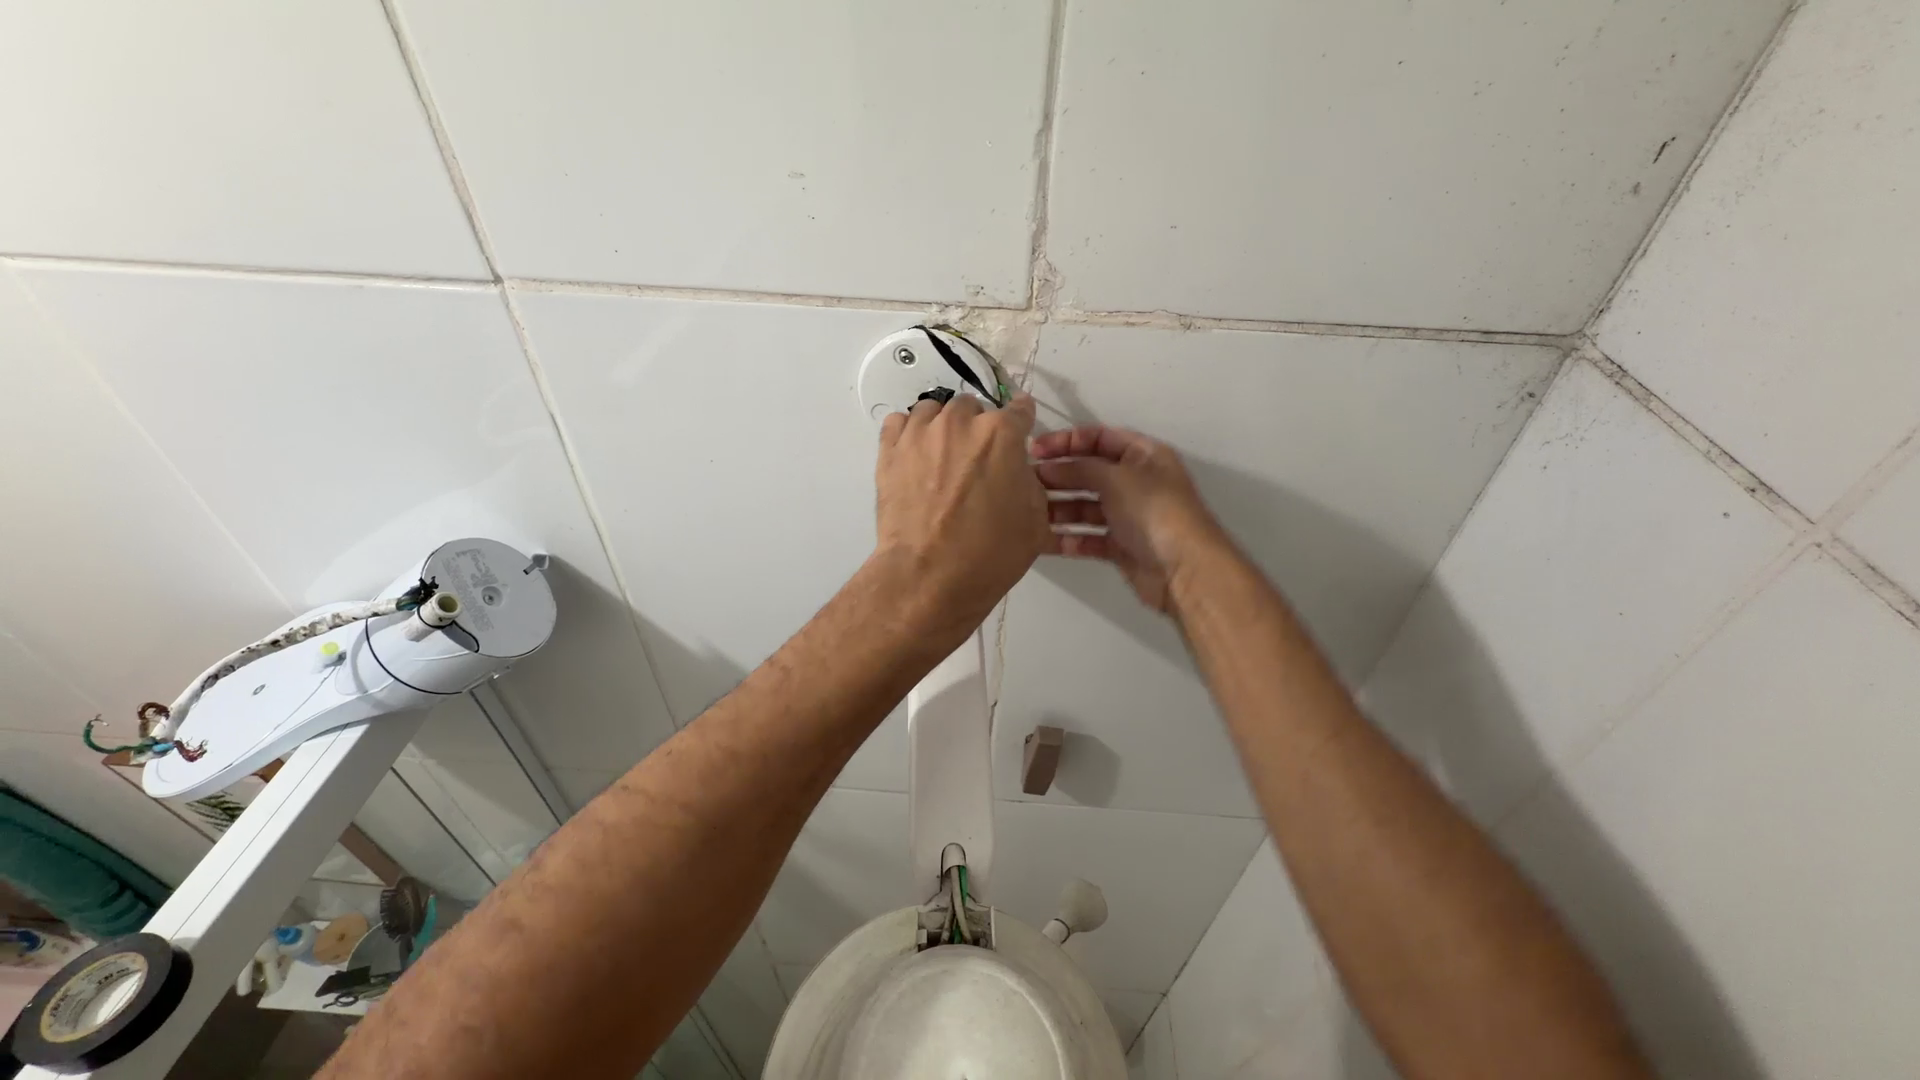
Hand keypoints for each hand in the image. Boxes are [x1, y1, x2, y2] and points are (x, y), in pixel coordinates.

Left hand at [874, 393, 1050, 634]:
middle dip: (978, 428)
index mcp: (1001, 434)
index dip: (1022, 421)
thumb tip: (1015, 470)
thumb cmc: (989, 553)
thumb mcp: (1035, 520)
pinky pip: (897, 423)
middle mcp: (960, 423)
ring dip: (941, 426)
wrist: (929, 576)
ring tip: (942, 456)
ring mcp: (920, 434)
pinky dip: (908, 433)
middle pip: (972, 408)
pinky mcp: (889, 451)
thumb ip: (1029, 481)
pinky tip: (914, 455)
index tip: (1019, 430)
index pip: (1020, 410)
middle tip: (977, 460)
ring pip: (933, 410)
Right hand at [1032, 425, 1229, 612]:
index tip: (1034, 450)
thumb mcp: (1116, 478)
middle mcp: (1136, 482)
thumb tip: (1048, 466)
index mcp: (1143, 455)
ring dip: (1059, 510)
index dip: (1067, 441)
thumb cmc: (1154, 511)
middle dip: (1058, 477)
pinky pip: (1089, 538)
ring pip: (1085, 507)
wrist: (1185, 569)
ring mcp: (1129, 515)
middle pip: (1089, 473)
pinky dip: (1070, 539)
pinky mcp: (1122, 546)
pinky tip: (1047, 542)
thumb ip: (1079, 467)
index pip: (1099, 438)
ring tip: (1029, 513)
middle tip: (1024, 483)